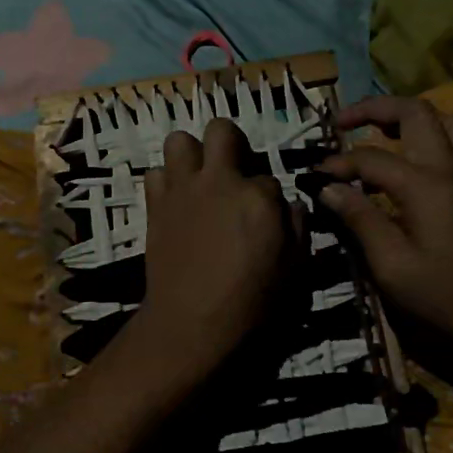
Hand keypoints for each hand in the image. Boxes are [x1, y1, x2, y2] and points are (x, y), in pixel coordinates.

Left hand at [140, 118, 297, 359]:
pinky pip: (156, 173)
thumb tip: (289, 205)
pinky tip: (178, 202)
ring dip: (192, 155)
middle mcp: (218, 181)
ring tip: (201, 179)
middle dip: (231, 143)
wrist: (193, 323)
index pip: (269, 175)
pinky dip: (168, 182)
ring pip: (179, 140)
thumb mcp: (294, 267)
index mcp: (258, 195)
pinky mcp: (155, 206)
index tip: (268, 216)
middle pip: (221, 130)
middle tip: (234, 171)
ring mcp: (182, 190)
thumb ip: (297, 226)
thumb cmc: (252, 299)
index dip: (269, 195)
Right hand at [317, 96, 452, 354]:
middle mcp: (451, 170)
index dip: (338, 162)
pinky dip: (443, 142)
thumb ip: (358, 217)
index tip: (312, 174)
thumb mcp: (389, 264)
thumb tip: (327, 186)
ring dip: (419, 119)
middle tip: (344, 122)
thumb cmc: (438, 298)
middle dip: (377, 108)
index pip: (372, 157)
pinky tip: (422, 164)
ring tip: (389, 133)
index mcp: (425, 184)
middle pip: (417, 113)